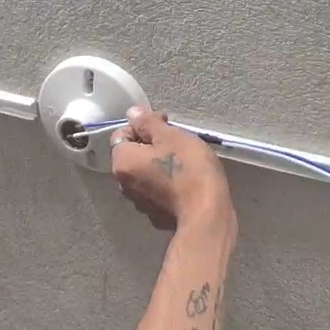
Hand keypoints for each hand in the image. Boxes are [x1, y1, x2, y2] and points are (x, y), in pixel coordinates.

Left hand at [110, 106, 232, 232]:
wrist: (207, 214)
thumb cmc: (188, 170)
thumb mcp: (172, 136)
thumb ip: (148, 123)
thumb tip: (132, 113)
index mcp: (123, 162)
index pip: (122, 134)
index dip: (143, 125)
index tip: (166, 124)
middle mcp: (123, 184)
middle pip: (132, 155)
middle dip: (151, 146)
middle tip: (176, 142)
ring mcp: (139, 203)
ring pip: (144, 174)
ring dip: (157, 165)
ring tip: (182, 162)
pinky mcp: (155, 215)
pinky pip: (156, 191)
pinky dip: (165, 183)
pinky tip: (183, 182)